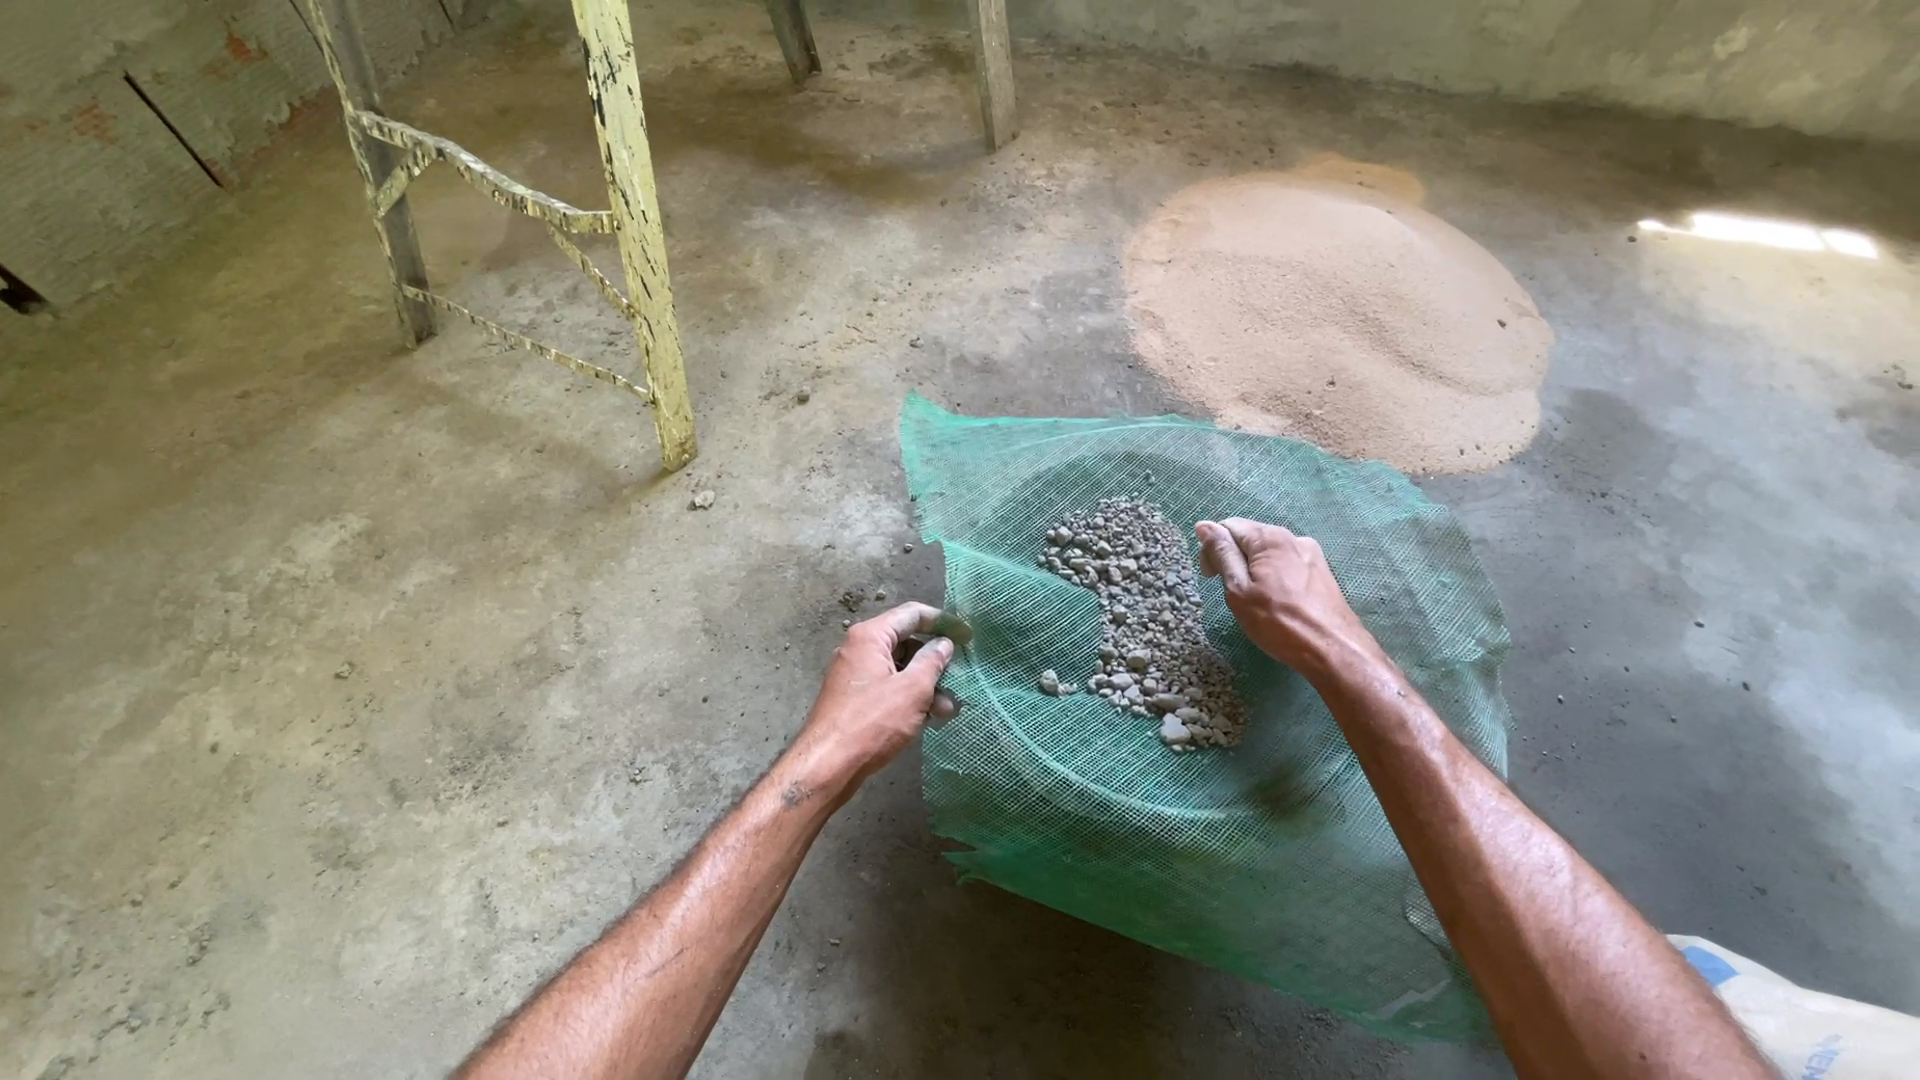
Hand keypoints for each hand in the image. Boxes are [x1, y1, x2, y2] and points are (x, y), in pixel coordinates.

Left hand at [790, 602, 956, 791]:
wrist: (827, 765)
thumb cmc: (872, 722)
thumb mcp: (912, 689)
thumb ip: (932, 661)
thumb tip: (943, 644)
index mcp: (870, 636)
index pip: (912, 614)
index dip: (943, 622)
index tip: (967, 636)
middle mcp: (859, 649)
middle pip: (906, 642)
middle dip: (935, 661)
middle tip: (959, 678)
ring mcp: (855, 675)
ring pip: (899, 669)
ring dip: (926, 685)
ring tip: (947, 709)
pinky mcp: (855, 699)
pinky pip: (889, 688)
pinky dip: (909, 697)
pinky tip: (929, 718)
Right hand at [1195, 518, 1384, 681]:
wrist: (1333, 649)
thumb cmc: (1279, 622)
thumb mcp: (1239, 589)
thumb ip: (1222, 554)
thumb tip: (1205, 526)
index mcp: (1269, 538)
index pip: (1227, 526)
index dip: (1212, 549)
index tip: (1211, 578)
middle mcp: (1292, 537)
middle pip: (1249, 537)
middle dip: (1232, 558)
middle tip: (1231, 593)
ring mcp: (1311, 554)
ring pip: (1268, 552)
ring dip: (1253, 569)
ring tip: (1255, 600)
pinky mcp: (1322, 572)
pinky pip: (1286, 564)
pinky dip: (1273, 576)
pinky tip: (1277, 601)